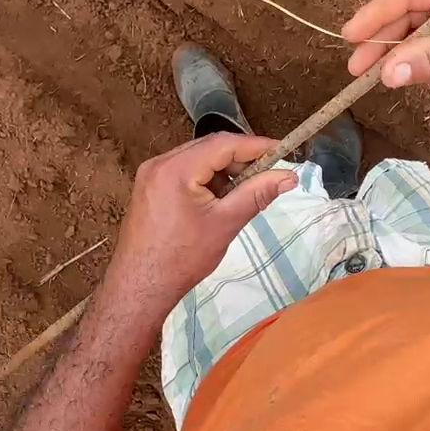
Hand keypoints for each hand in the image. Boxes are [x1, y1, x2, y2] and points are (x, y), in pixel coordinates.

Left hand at [98, 133, 297, 318]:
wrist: (141, 287)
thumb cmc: (183, 258)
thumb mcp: (225, 223)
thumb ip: (257, 194)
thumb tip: (289, 177)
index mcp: (176, 169)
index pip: (224, 143)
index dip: (256, 145)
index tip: (283, 151)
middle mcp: (160, 163)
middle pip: (209, 147)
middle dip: (241, 158)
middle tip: (268, 174)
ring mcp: (151, 174)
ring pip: (198, 158)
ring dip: (224, 170)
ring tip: (245, 192)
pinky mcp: (150, 186)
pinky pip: (184, 170)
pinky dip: (207, 178)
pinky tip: (220, 199)